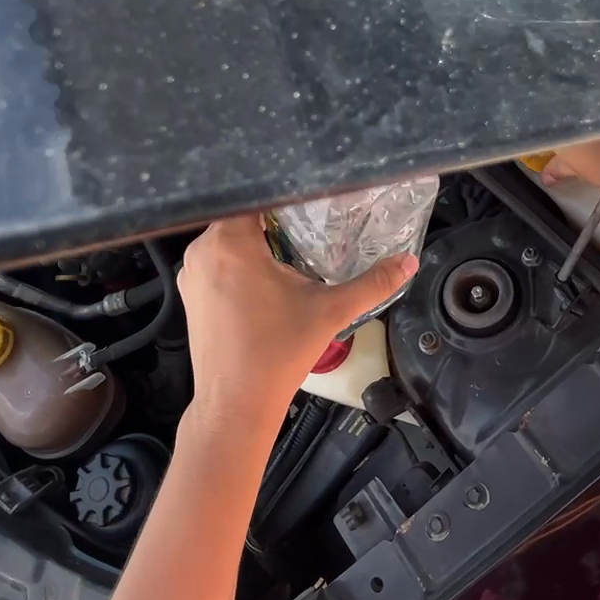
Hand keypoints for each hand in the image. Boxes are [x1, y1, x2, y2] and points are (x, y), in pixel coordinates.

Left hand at [176, 215, 418, 424]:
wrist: (237, 405)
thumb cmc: (278, 353)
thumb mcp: (330, 311)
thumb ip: (372, 283)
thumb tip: (408, 262)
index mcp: (230, 244)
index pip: (254, 197)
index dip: (283, 195)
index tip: (308, 199)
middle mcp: (203, 252)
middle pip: (240, 217)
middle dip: (272, 219)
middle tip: (306, 221)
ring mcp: (191, 275)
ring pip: (226, 240)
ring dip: (253, 241)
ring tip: (289, 247)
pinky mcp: (190, 296)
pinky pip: (215, 262)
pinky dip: (237, 263)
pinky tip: (265, 277)